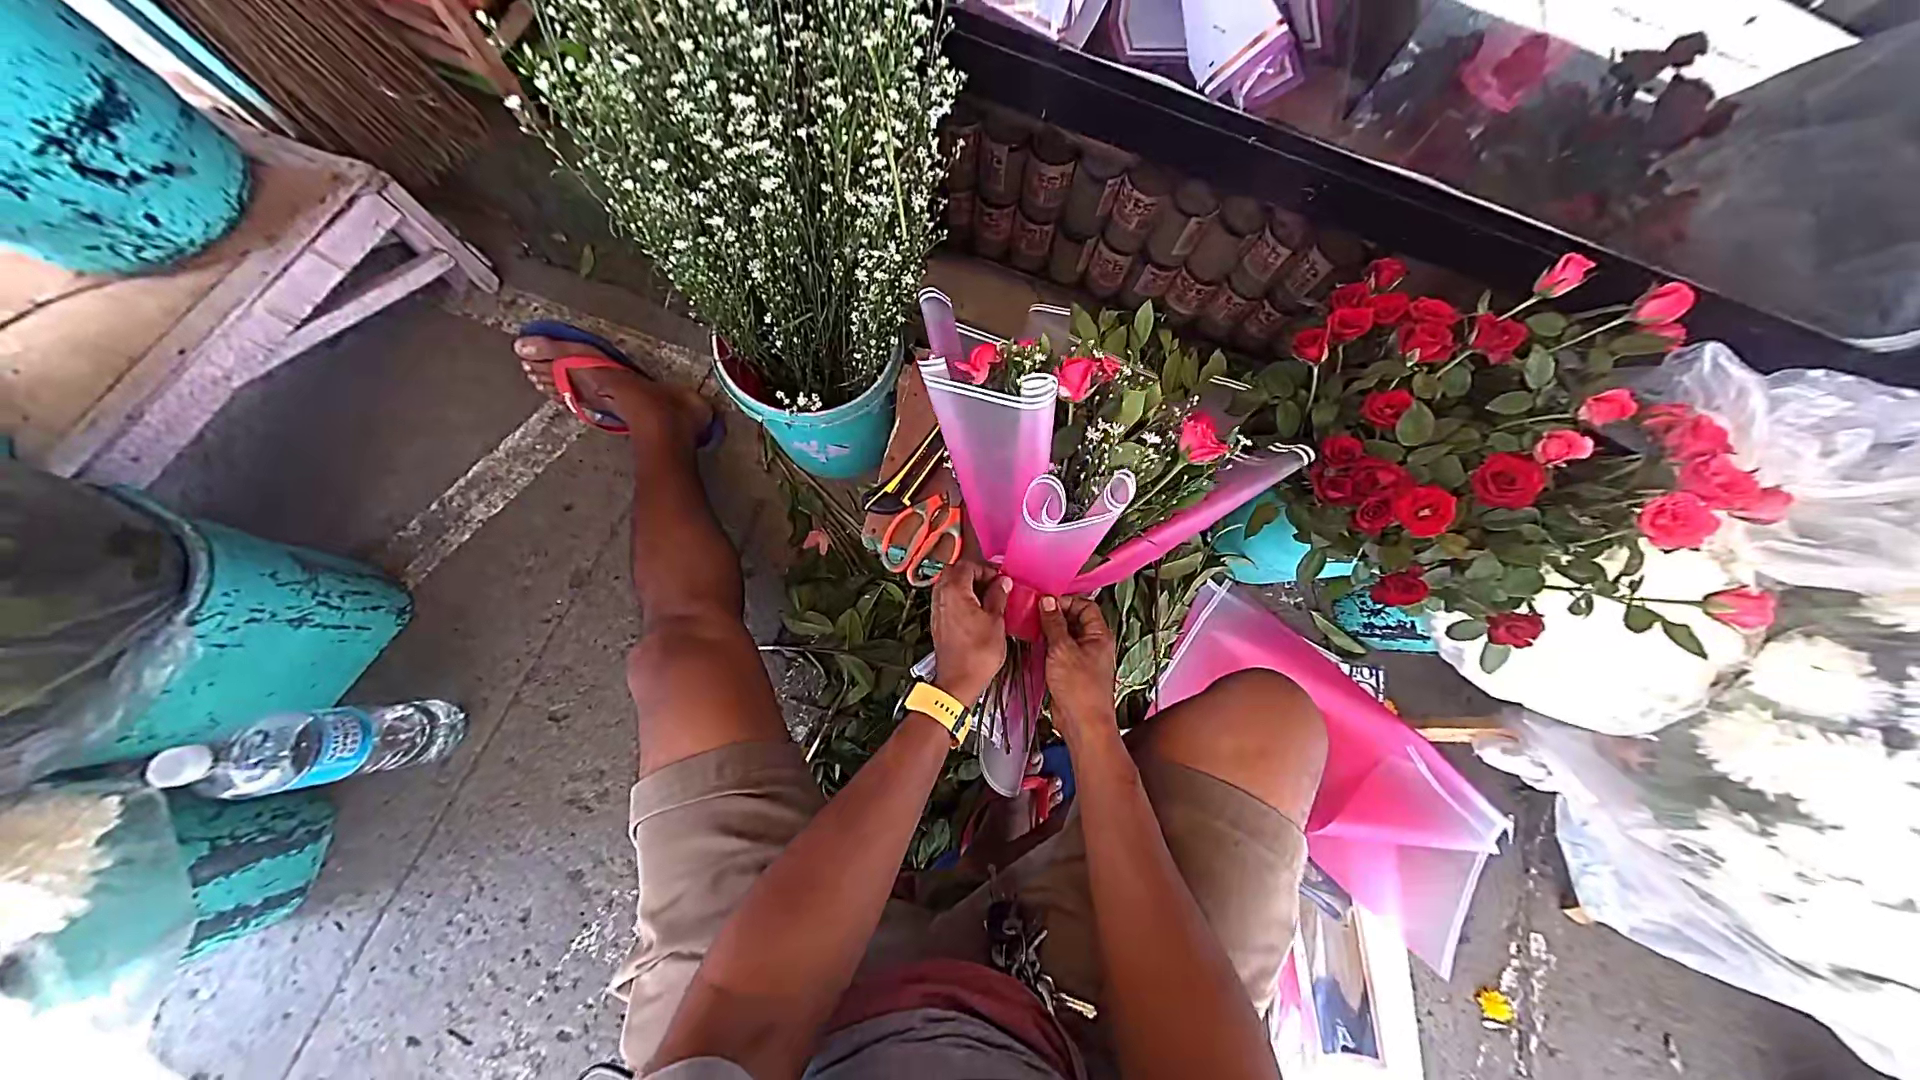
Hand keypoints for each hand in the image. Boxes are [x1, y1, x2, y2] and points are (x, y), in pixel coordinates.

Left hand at [930, 561, 1010, 703]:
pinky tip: (977, 610)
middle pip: (954, 572)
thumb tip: (1002, 583)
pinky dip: (961, 598)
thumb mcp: (996, 621)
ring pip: (949, 585)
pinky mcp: (938, 622)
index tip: (1000, 579)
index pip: (967, 565)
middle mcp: (941, 597)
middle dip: (974, 574)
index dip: (986, 569)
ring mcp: (937, 610)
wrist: (958, 681)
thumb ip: (998, 596)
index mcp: (955, 591)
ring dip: (967, 585)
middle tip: (993, 584)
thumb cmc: (976, 655)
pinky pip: (947, 600)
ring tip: (987, 596)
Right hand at [1036, 594, 1117, 744]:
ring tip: (1033, 628)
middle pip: (1075, 620)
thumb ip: (1054, 623)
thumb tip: (1048, 603)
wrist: (1082, 722)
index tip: (1047, 603)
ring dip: (1050, 631)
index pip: (1085, 606)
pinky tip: (1036, 646)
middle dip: (1056, 615)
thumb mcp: (1062, 649)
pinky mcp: (1072, 670)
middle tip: (1036, 614)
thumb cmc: (1080, 689)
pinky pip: (1060, 651)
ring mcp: (1083, 658)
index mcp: (1099, 635)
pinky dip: (1048, 646)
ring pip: (1066, 635)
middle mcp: (1094, 645)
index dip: (1066, 602)